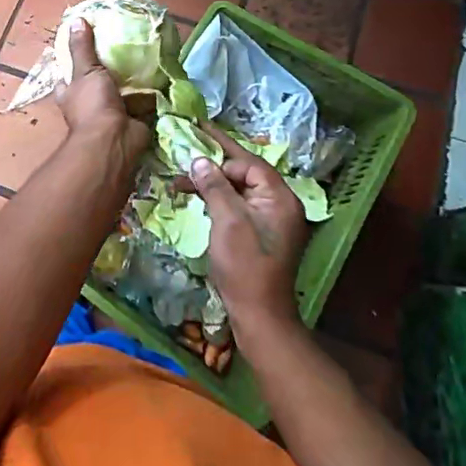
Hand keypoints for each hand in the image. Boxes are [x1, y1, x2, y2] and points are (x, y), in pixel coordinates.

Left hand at [57, 19, 151, 159]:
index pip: (66, 78)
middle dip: (108, 71)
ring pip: (122, 92)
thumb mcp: (85, 71)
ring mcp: (112, 113)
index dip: (72, 65)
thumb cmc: (93, 105)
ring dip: (132, 80)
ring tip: (146, 55)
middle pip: (96, 83)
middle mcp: (90, 105)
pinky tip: (161, 72)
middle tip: (123, 47)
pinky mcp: (134, 119)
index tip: (86, 46)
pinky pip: (143, 101)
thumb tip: (76, 20)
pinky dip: (152, 91)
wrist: (116, 139)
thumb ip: (82, 48)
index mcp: (71, 94)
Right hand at [190, 126, 307, 327]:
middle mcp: (281, 205)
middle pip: (245, 174)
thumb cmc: (244, 265)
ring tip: (183, 182)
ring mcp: (273, 221)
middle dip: (215, 165)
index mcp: (280, 197)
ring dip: (213, 184)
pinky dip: (219, 200)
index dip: (220, 157)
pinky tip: (199, 200)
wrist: (259, 314)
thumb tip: (199, 159)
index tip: (193, 151)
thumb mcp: (227, 220)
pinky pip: (240, 207)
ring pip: (240, 190)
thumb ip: (214, 185)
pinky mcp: (262, 235)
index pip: (249, 164)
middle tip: (186, 153)